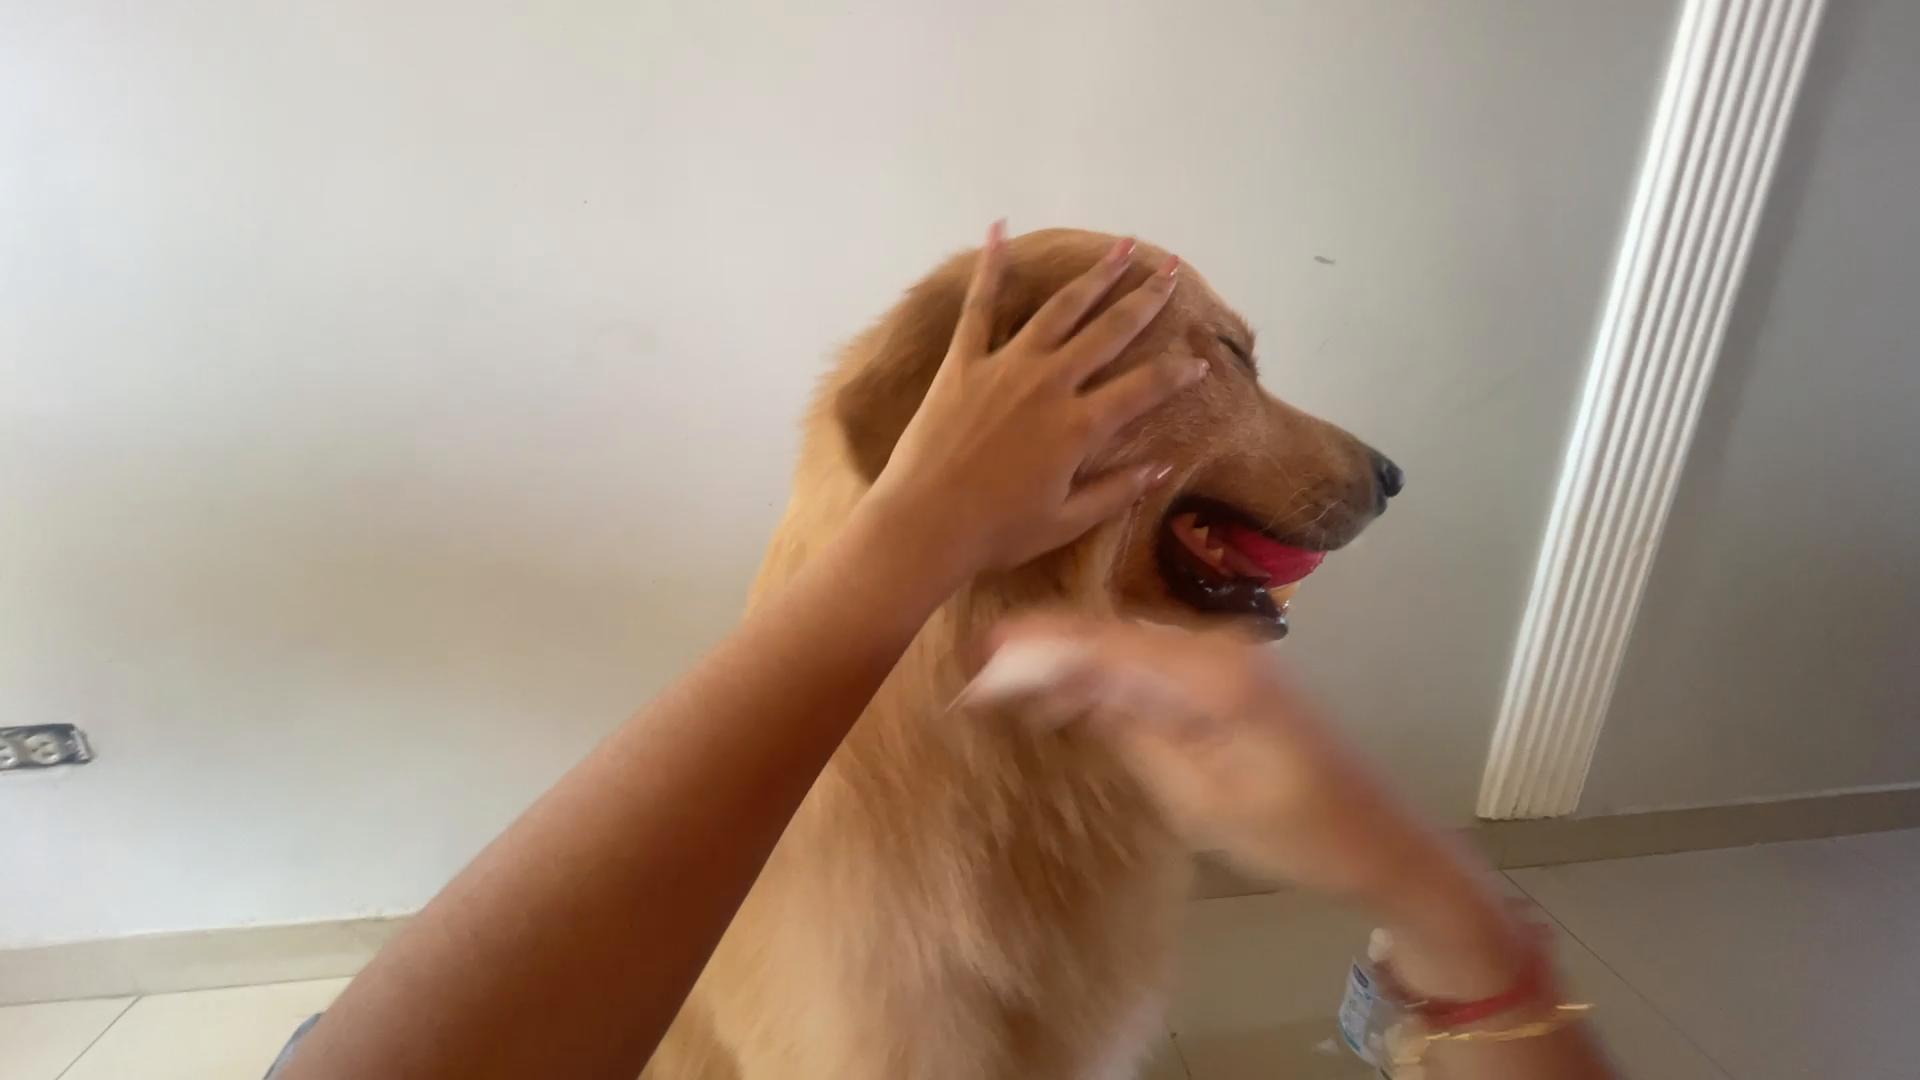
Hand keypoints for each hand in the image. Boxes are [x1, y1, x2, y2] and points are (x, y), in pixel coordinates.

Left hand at [864, 222, 1207, 582]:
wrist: (924, 524)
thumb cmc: (997, 532)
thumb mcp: (1066, 521)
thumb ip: (1116, 491)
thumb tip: (1163, 468)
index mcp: (1080, 426)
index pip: (1144, 388)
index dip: (1177, 373)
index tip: (1201, 361)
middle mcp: (1050, 384)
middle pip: (1109, 332)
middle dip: (1146, 301)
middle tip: (1171, 272)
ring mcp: (1005, 366)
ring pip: (1060, 310)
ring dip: (1095, 276)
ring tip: (1121, 247)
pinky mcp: (963, 363)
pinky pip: (980, 307)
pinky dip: (991, 267)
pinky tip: (999, 228)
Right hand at [966, 615, 1433, 901]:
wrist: (1383, 840)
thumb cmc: (1294, 833)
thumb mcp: (1197, 795)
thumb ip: (1127, 728)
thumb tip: (1058, 685)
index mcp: (1212, 671)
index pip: (1102, 642)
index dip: (1035, 648)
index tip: (979, 660)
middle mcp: (1216, 642)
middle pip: (1108, 634)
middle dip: (1040, 652)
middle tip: (979, 679)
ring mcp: (1225, 651)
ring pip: (1124, 643)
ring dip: (1067, 662)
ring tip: (1006, 684)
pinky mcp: (1226, 670)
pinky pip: (1149, 660)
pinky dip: (1104, 674)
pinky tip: (1068, 692)